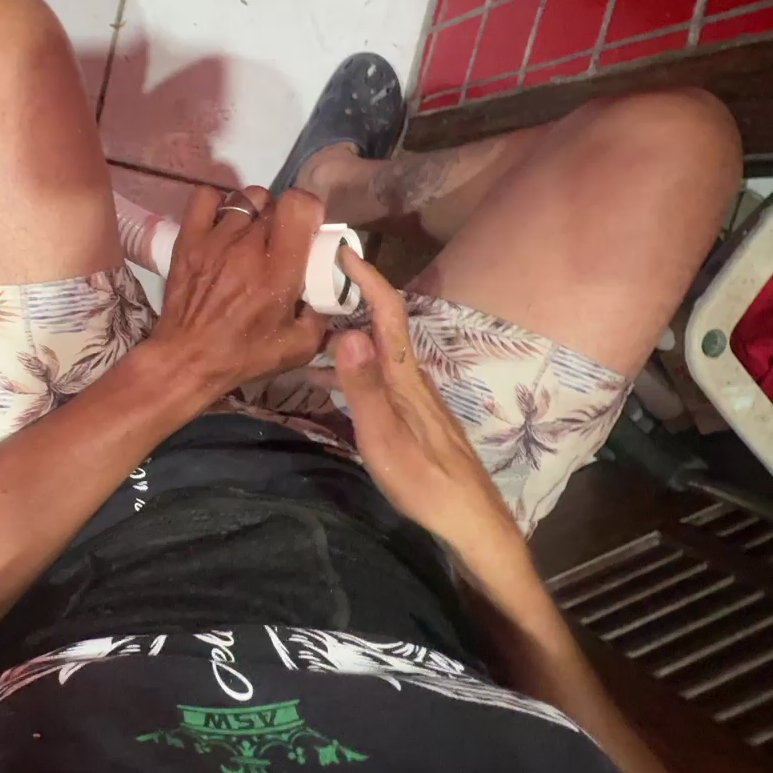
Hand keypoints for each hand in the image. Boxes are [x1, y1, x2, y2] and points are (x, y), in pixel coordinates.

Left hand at [149, 186, 329, 399]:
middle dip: (284, 219)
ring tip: (253, 234)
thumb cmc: (244, 355)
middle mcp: (247, 247)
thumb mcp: (299, 346)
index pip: (298, 206)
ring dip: (256, 212)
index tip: (308, 230)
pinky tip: (224, 224)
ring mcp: (214, 241)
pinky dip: (218, 204)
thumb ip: (322, 314)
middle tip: (281, 243)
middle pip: (274, 204)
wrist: (187, 358)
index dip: (309, 210)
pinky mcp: (188, 240)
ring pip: (245, 199)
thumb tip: (331, 289)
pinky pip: (206, 198)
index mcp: (278, 270)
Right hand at [329, 247, 523, 558]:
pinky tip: (321, 378)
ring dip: (341, 331)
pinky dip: (344, 365)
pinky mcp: (409, 413)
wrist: (470, 522)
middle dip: (346, 297)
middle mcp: (410, 376)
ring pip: (373, 349)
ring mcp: (411, 395)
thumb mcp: (385, 438)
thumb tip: (347, 332)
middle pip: (378, 323)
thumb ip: (364, 387)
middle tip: (305, 286)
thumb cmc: (426, 483)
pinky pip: (371, 373)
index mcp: (404, 376)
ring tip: (301, 330)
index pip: (387, 310)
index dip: (366, 276)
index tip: (340, 249)